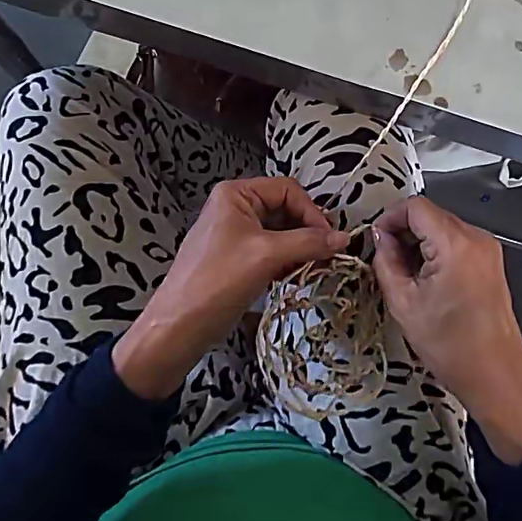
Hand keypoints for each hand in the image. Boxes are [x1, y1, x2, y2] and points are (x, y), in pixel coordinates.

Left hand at [113, 177, 348, 399]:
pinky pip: (271, 251)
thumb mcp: (266, 256)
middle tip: (326, 255)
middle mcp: (235, 207)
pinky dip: (287, 261)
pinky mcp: (236, 258)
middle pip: (286, 209)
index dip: (312, 211)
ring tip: (312, 268)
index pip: (288, 189)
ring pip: (281, 232)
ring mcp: (234, 233)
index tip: (329, 239)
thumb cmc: (216, 283)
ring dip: (300, 249)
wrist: (176, 331)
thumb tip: (345, 238)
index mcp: (236, 194)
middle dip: (307, 232)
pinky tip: (294, 277)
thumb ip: (309, 243)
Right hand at [372, 197, 521, 462]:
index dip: (390, 217)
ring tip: (408, 274)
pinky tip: (428, 279)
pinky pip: (457, 241)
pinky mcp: (491, 260)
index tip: (377, 239)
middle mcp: (476, 237)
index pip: (416, 206)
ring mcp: (487, 247)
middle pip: (431, 214)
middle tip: (387, 259)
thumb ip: (386, 261)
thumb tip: (380, 238)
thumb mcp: (403, 302)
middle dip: (404, 231)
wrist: (495, 373)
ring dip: (420, 241)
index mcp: (454, 243)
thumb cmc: (451, 345)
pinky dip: (438, 250)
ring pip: (443, 226)